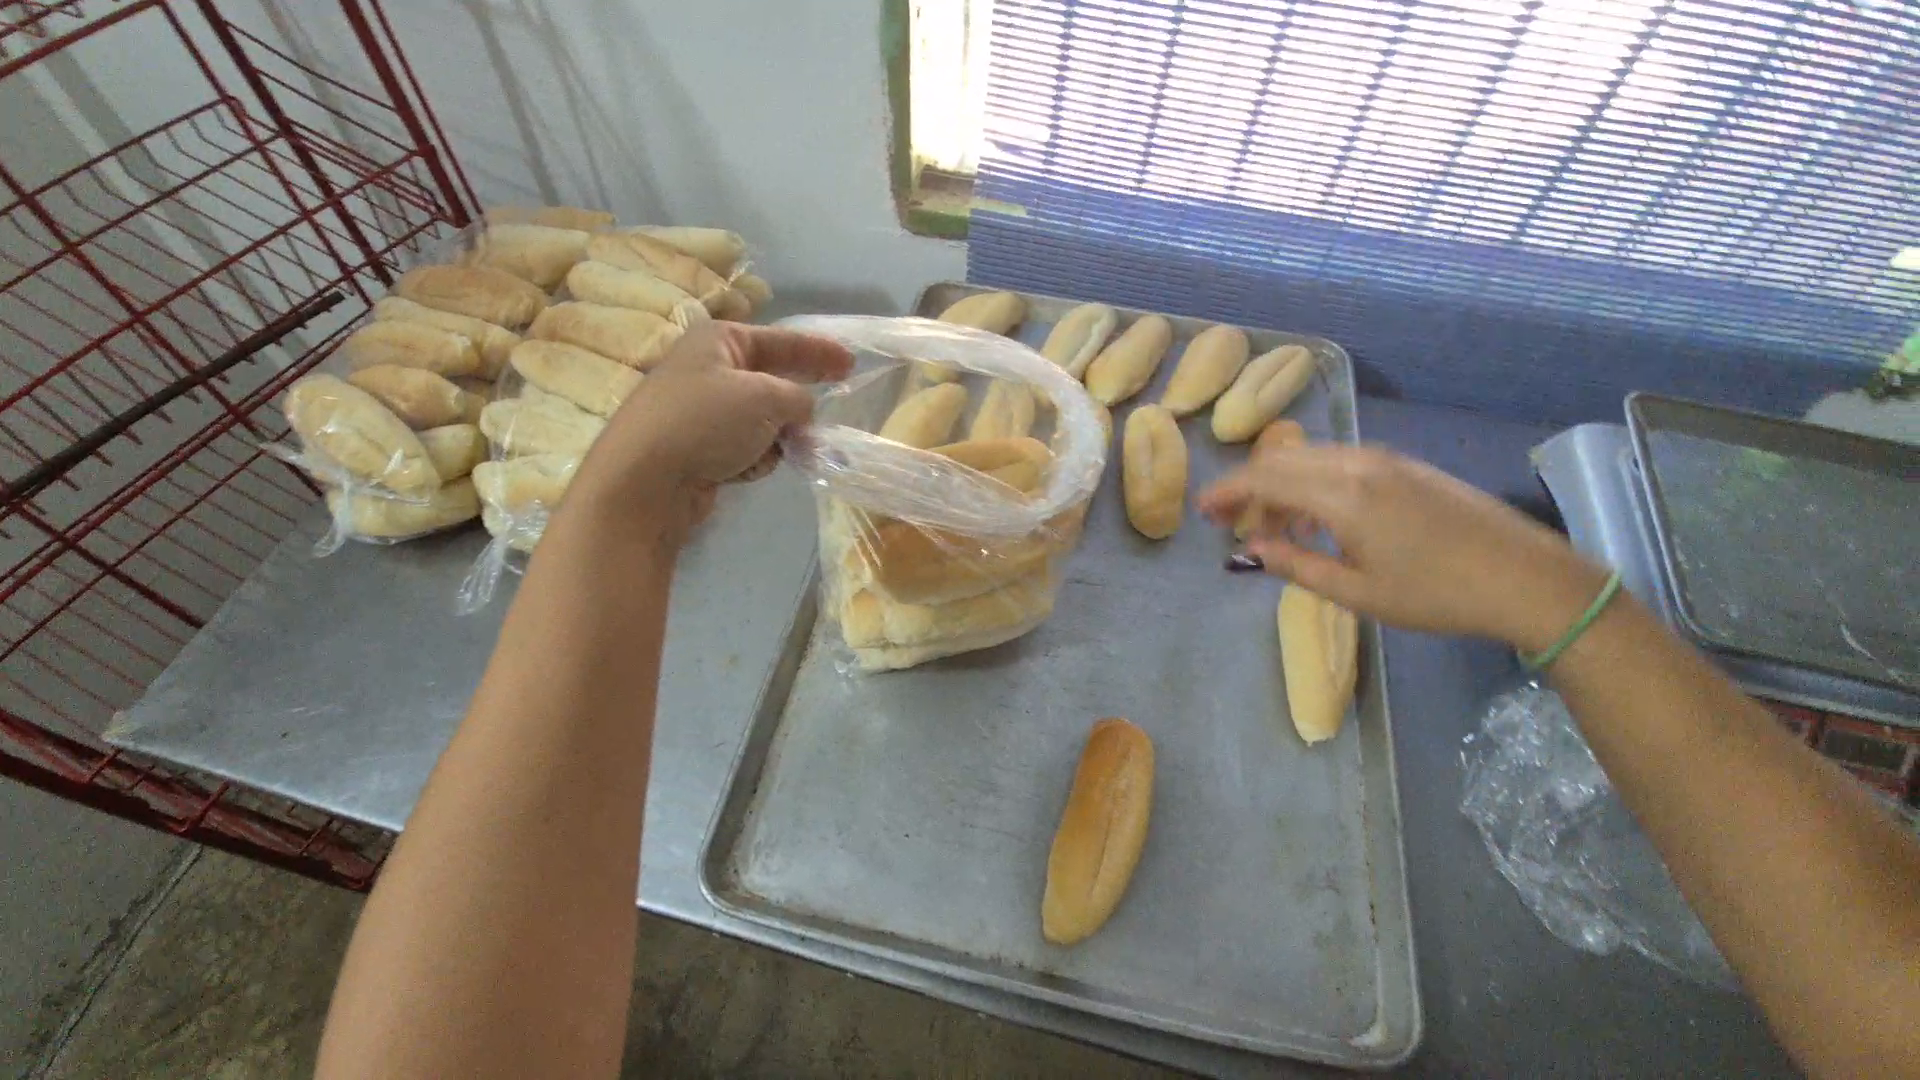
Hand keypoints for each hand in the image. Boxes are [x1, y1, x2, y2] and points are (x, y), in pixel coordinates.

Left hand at [562, 321, 852, 543]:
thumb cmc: (706, 422)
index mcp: (720, 340)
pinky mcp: (698, 448)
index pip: (782, 340)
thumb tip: (801, 412)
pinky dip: (754, 458)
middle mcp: (708, 369)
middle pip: (771, 381)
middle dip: (796, 402)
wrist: (646, 480)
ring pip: (762, 419)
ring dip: (776, 437)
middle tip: (824, 413)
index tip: (850, 362)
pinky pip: (745, 447)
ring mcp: (701, 411)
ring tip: (777, 452)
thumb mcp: (766, 398)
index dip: (819, 351)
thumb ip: (799, 398)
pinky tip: (742, 471)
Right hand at [1197, 445, 1608, 652]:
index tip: (1202, 512)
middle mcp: (1359, 463)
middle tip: (1229, 520)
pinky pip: (1339, 460)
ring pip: (1311, 456)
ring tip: (1273, 524)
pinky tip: (1317, 516)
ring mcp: (1386, 460)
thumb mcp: (1356, 592)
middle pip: (1282, 458)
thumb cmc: (1436, 594)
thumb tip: (1250, 548)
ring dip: (1281, 482)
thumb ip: (1295, 565)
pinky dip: (1312, 480)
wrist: (1528, 578)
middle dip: (1248, 484)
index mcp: (1342, 495)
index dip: (1227, 492)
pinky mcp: (1406, 466)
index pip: (1264, 478)